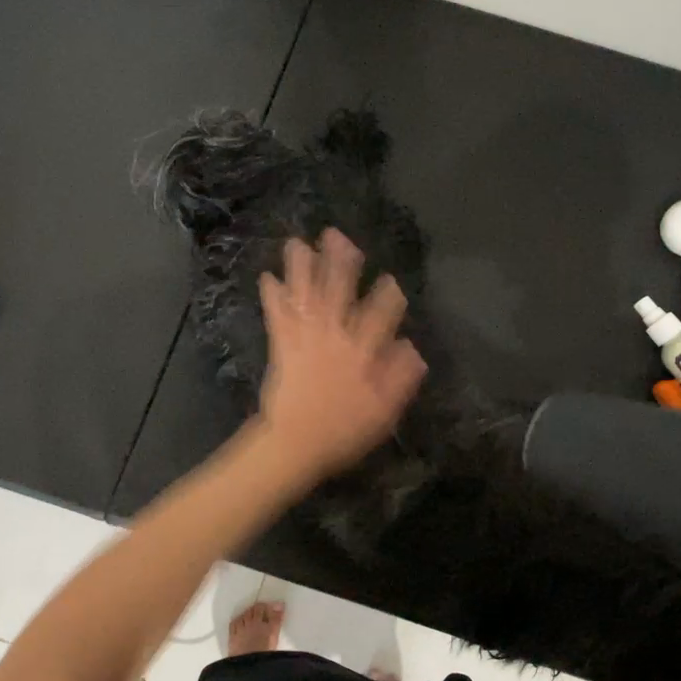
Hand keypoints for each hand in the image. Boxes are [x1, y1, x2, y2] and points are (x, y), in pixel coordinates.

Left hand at [256, 228, 427, 479]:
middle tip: (337, 236)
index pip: (381, 314)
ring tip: (299, 243)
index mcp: (364, 352)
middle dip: (339, 262)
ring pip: (307, 295)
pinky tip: (267, 277)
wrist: (295, 444)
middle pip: (339, 292)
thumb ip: (401, 378)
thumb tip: (413, 348)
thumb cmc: (343, 432)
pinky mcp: (282, 346)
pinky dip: (272, 295)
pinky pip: (277, 315)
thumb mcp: (384, 412)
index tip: (390, 281)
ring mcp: (306, 338)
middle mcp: (335, 336)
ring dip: (302, 268)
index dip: (388, 295)